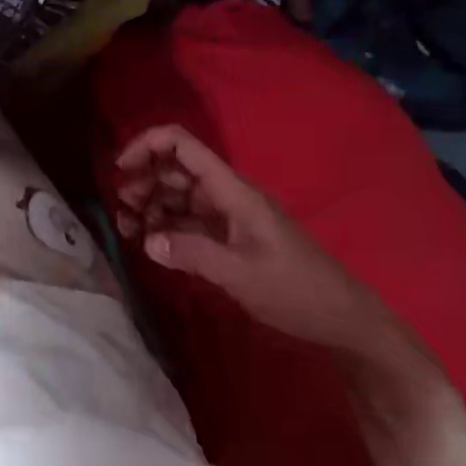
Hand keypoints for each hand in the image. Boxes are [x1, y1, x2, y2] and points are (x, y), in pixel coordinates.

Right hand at [114, 124, 391, 352]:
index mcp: (231, 189)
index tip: (121, 169)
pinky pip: (187, 219)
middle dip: (142, 181)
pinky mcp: (228, 236)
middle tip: (123, 212)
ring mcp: (226, 214)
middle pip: (173, 168)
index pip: (182, 144)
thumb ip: (192, 253)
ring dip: (150, 205)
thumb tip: (147, 240)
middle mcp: (225, 193)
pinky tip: (152, 244)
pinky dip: (166, 226)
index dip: (147, 145)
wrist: (345, 320)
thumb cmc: (296, 290)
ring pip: (177, 194)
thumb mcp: (241, 275)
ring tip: (130, 231)